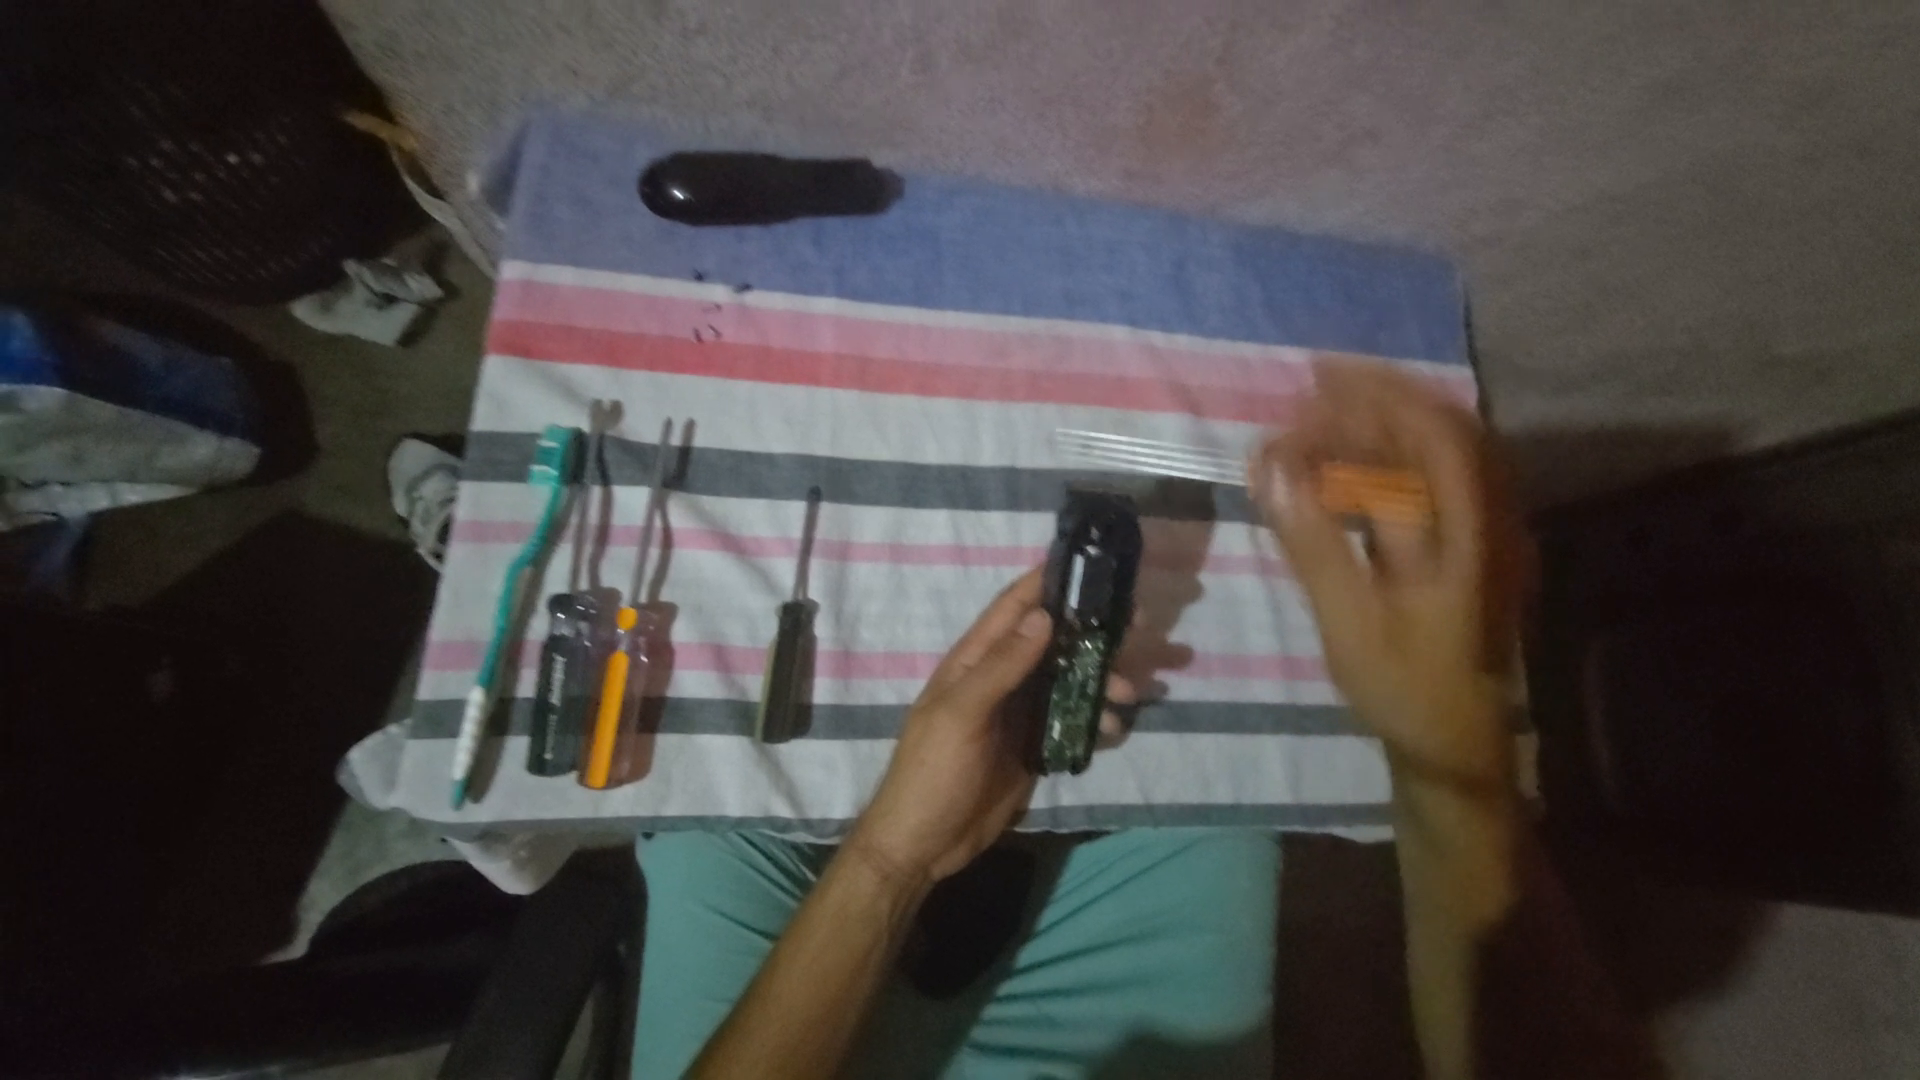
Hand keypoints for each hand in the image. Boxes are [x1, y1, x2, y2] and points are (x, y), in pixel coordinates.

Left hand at [846, 569, 1135, 887]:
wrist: (925, 843)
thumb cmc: (932, 771)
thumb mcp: (962, 714)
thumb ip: (1002, 666)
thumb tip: (1043, 617)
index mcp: (973, 661)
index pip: (1012, 609)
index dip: (1044, 582)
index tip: (1087, 562)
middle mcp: (1001, 679)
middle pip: (1053, 643)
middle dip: (1093, 632)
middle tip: (1141, 623)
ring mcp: (1019, 714)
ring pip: (1069, 683)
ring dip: (1102, 681)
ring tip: (1133, 691)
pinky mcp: (1035, 747)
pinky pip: (1072, 722)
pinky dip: (1097, 720)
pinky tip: (1116, 727)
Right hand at [1248, 361, 1529, 790]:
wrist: (1457, 744)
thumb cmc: (1402, 686)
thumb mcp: (1348, 621)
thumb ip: (1312, 542)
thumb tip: (1272, 469)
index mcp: (1467, 538)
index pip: (1431, 438)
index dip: (1375, 399)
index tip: (1316, 381)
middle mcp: (1491, 523)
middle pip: (1444, 434)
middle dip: (1377, 401)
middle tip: (1313, 389)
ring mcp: (1490, 536)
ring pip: (1446, 455)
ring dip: (1387, 426)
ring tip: (1328, 414)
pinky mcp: (1476, 550)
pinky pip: (1441, 483)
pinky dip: (1396, 459)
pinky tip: (1358, 462)